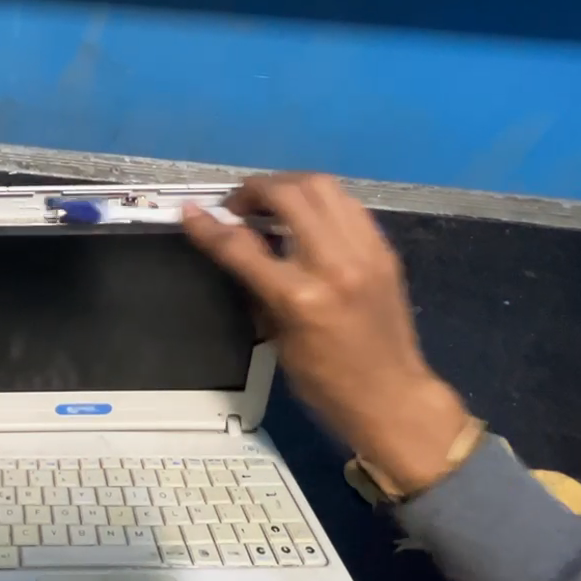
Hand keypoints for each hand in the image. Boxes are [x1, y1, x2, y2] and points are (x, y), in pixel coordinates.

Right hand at [183, 174, 472, 495]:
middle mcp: (334, 265)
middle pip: (288, 195)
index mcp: (299, 297)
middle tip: (238, 206)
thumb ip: (253, 280)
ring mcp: (365, 252)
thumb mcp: (274, 332)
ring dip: (287, 185)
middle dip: (254, 190)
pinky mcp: (384, 249)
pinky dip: (317, 200)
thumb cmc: (322, 378)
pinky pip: (346, 203)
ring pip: (321, 186)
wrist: (391, 396)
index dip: (209, 225)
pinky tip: (304, 214)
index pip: (243, 246)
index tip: (189, 211)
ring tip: (269, 202)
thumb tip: (229, 239)